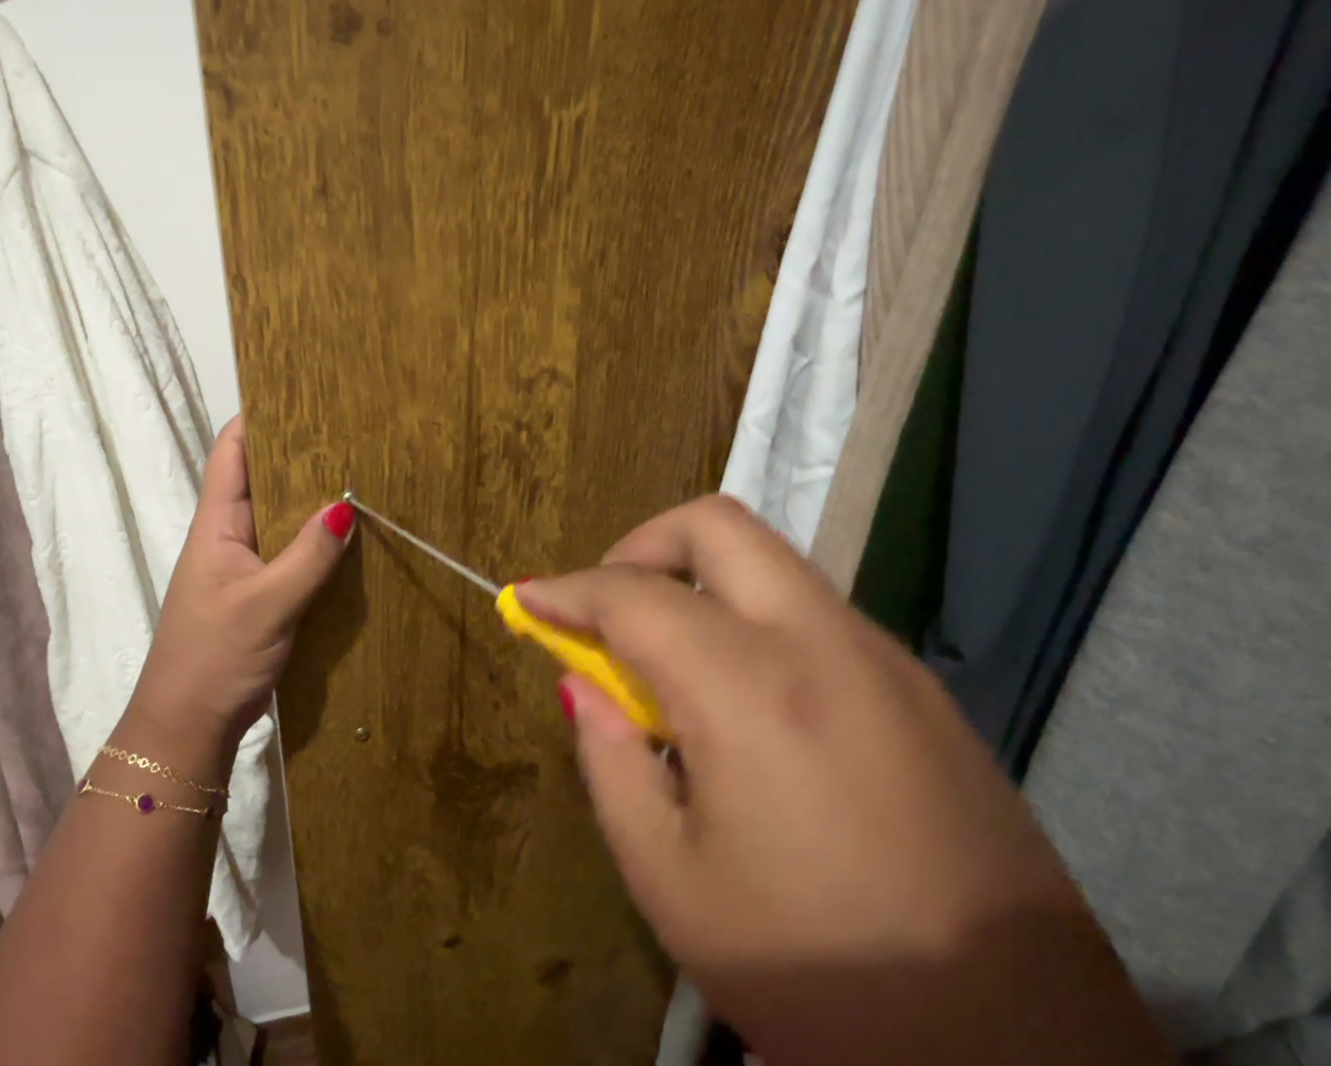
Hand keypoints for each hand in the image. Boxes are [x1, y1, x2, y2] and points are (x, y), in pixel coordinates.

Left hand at [131, 417, 353, 743]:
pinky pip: (290, 557)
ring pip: (280, 521)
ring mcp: (243, 569)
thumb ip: (308, 556)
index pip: (232, 452)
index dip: (260, 418)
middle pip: (262, 481)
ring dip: (312, 503)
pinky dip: (316, 545)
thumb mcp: (267, 604)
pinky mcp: (258, 598)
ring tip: (364, 478)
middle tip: (354, 435)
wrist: (188, 726)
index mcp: (217, 526)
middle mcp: (228, 538)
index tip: (304, 393)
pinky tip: (351, 542)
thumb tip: (344, 503)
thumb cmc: (216, 657)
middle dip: (301, 457)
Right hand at [517, 496, 1169, 1064]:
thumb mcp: (669, 876)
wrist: (1015, 1049)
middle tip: (605, 613)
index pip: (635, 595)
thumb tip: (582, 686)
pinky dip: (754, 624)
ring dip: (701, 587)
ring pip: (775, 567)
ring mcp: (889, 663)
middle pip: (720, 527)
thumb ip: (611, 760)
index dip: (566, 589)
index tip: (526, 599)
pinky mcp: (928, 695)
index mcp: (751, 690)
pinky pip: (818, 618)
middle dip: (641, 547)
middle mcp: (826, 646)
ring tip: (669, 673)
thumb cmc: (812, 968)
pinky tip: (745, 711)